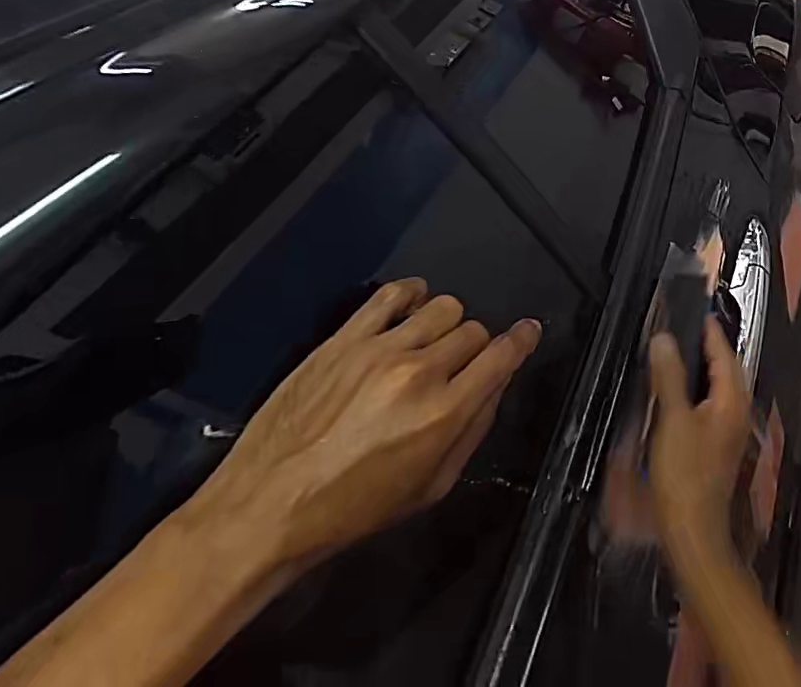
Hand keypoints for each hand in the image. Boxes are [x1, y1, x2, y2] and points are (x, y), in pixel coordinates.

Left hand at [198, 278, 541, 569]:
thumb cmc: (355, 507)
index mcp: (445, 413)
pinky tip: (413, 301)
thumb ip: (471, 432)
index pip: (500, 357)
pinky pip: (391, 294)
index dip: (521, 340)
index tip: (528, 331)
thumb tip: (493, 387)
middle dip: (475, 347)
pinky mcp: (346, 336)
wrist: (272, 501)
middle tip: (458, 368)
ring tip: (431, 341)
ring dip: (447, 322)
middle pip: (472, 330)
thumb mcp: (429, 488)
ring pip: (440, 306)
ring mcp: (380, 347)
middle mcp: (420, 371)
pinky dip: (412, 292)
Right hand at [647, 319, 749, 558]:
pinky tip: (677, 388)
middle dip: (707, 344)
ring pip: (718, 385)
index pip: (724, 352)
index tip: (696, 307)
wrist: (692, 528)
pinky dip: (696, 386)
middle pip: (725, 367)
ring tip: (679, 347)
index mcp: (731, 401)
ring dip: (701, 365)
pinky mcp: (716, 442)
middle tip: (685, 323)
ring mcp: (728, 429)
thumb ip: (668, 376)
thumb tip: (664, 340)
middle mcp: (736, 412)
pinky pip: (709, 401)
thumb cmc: (685, 476)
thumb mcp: (672, 419)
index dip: (710, 328)